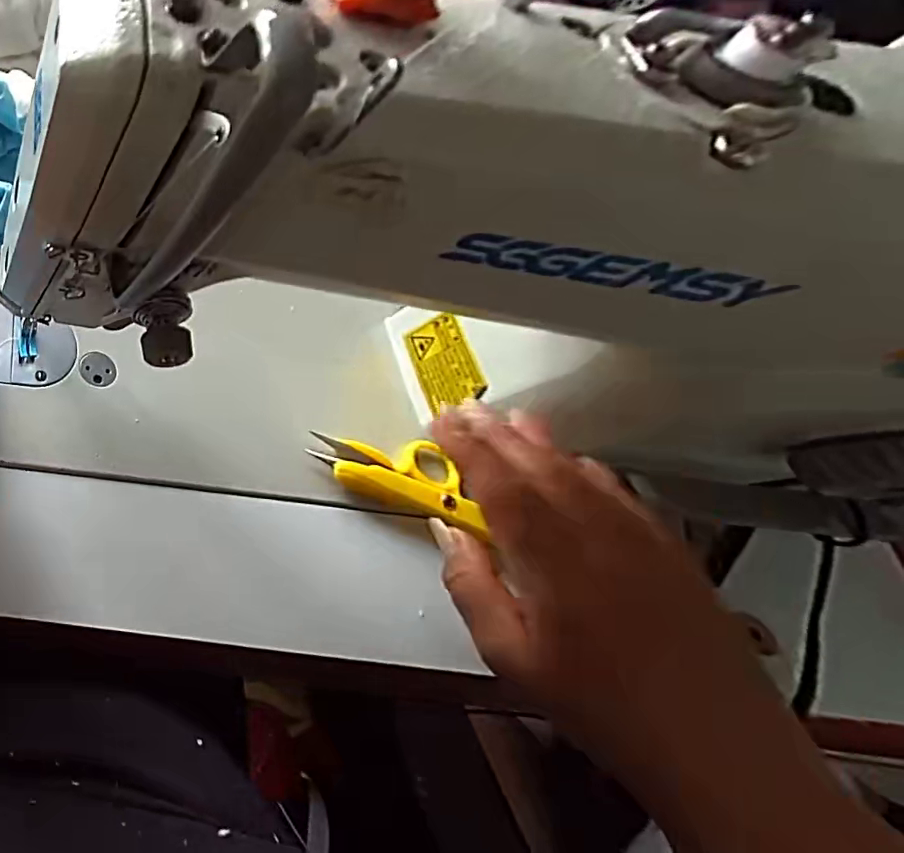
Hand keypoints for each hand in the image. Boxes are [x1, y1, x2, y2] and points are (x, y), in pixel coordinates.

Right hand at [427, 404, 892, 851]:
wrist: (720, 753)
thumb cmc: (599, 704)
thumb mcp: (509, 653)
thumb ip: (470, 585)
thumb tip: (446, 532)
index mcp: (553, 563)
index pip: (501, 486)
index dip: (466, 448)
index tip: (440, 422)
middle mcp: (601, 541)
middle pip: (541, 471)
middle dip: (497, 435)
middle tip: (463, 408)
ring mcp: (645, 547)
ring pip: (584, 477)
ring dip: (542, 444)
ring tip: (510, 418)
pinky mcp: (675, 558)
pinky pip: (625, 497)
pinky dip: (592, 471)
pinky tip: (578, 461)